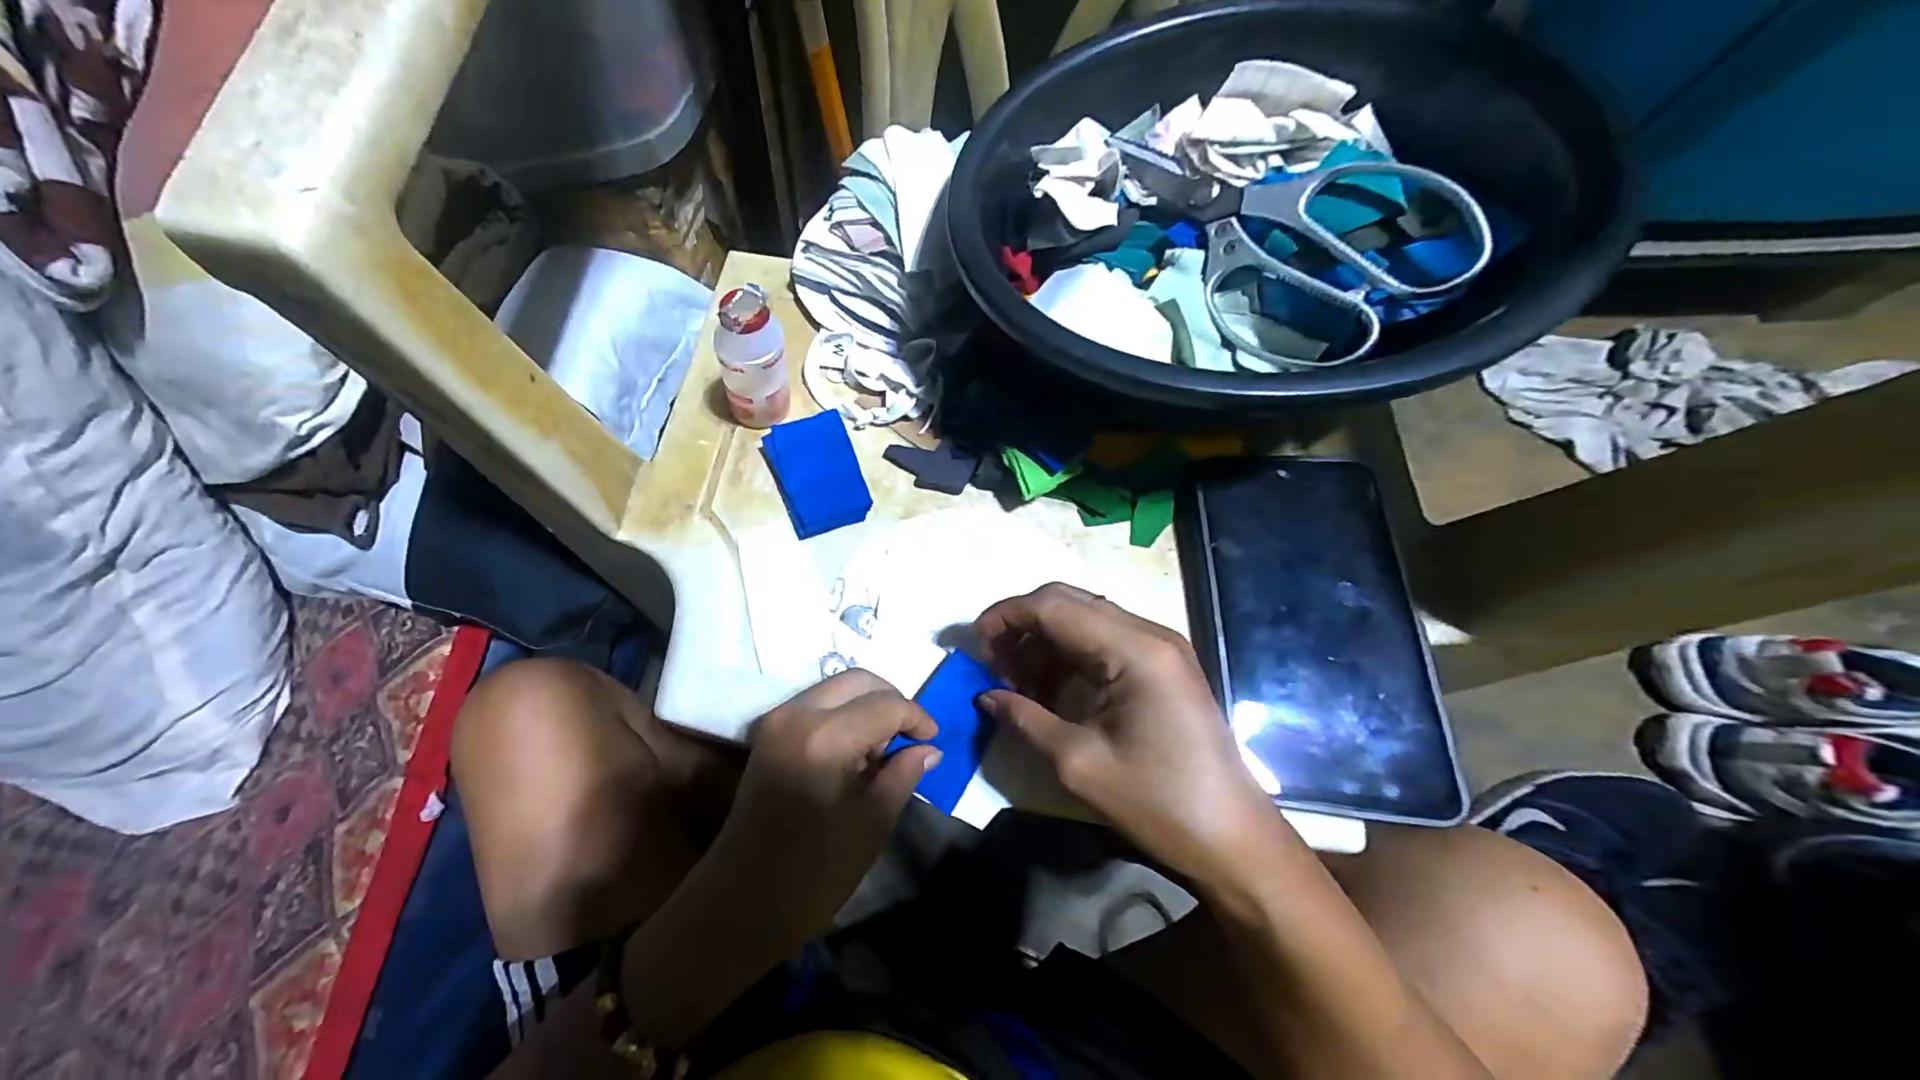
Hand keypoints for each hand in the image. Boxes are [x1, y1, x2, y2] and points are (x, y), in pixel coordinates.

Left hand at [714, 670, 940, 942]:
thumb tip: (928, 749)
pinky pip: (817, 704)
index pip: (886, 705)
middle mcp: (797, 715)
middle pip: (858, 680)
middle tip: (911, 736)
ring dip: (867, 704)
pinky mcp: (768, 733)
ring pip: (836, 687)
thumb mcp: (873, 821)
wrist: (743, 900)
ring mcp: (778, 720)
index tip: (934, 739)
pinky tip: (857, 748)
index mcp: (826, 737)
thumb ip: (903, 773)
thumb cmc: (816, 870)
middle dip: (892, 700)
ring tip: (884, 746)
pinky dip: (843, 713)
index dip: (917, 718)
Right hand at [975, 584, 1277, 882]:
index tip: (974, 645)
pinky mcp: (1161, 666)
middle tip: (992, 665)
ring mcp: (1160, 648)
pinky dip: (1068, 656)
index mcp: (1134, 649)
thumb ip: (1025, 718)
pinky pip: (1103, 642)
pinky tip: (1048, 689)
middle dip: (1023, 626)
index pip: (1055, 606)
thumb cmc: (1157, 802)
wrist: (1232, 837)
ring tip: (1016, 683)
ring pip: (1085, 620)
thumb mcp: (1078, 763)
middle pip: (1069, 603)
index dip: (1006, 617)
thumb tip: (984, 696)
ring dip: (1044, 642)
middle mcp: (1150, 634)